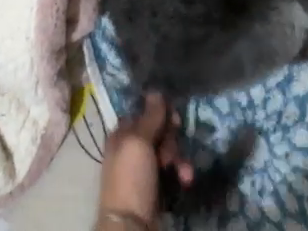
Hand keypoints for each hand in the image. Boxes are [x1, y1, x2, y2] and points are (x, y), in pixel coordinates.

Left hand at [98, 94, 186, 225]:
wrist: (131, 225)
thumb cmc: (131, 178)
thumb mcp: (138, 142)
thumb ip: (150, 117)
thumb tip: (155, 90)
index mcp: (122, 134)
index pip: (144, 113)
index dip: (160, 113)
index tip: (173, 117)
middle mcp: (132, 148)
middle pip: (159, 131)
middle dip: (171, 139)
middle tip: (171, 150)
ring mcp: (144, 168)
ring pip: (169, 151)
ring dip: (179, 158)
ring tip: (182, 171)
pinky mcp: (157, 185)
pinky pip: (173, 171)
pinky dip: (181, 173)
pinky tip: (185, 179)